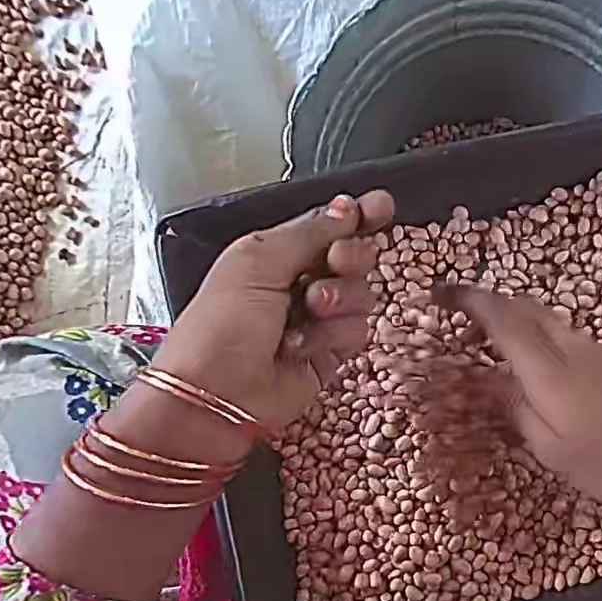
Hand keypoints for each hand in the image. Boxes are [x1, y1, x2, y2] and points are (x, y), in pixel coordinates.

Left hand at [154, 191, 393, 433]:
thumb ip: (308, 233)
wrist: (218, 394)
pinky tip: (300, 347)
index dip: (358, 216)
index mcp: (278, 253)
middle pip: (354, 257)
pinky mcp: (332, 352)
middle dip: (352, 257)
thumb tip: (348, 208)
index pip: (328, 226)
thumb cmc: (223, 324)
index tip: (383, 206)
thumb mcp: (258, 263)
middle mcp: (303, 283)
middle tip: (337, 262)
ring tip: (308, 312)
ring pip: (362, 295)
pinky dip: (332, 336)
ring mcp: (320, 319)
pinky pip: (357, 330)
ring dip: (338, 301)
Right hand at [446, 286, 601, 511]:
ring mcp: (595, 350)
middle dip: (487, 304)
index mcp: (549, 367)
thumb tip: (485, 379)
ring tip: (485, 342)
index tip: (438, 294)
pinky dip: (533, 334)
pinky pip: (561, 333)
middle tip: (457, 319)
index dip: (467, 301)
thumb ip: (514, 407)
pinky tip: (527, 361)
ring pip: (543, 318)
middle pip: (523, 307)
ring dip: (511, 319)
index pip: (501, 318)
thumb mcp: (552, 447)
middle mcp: (571, 346)